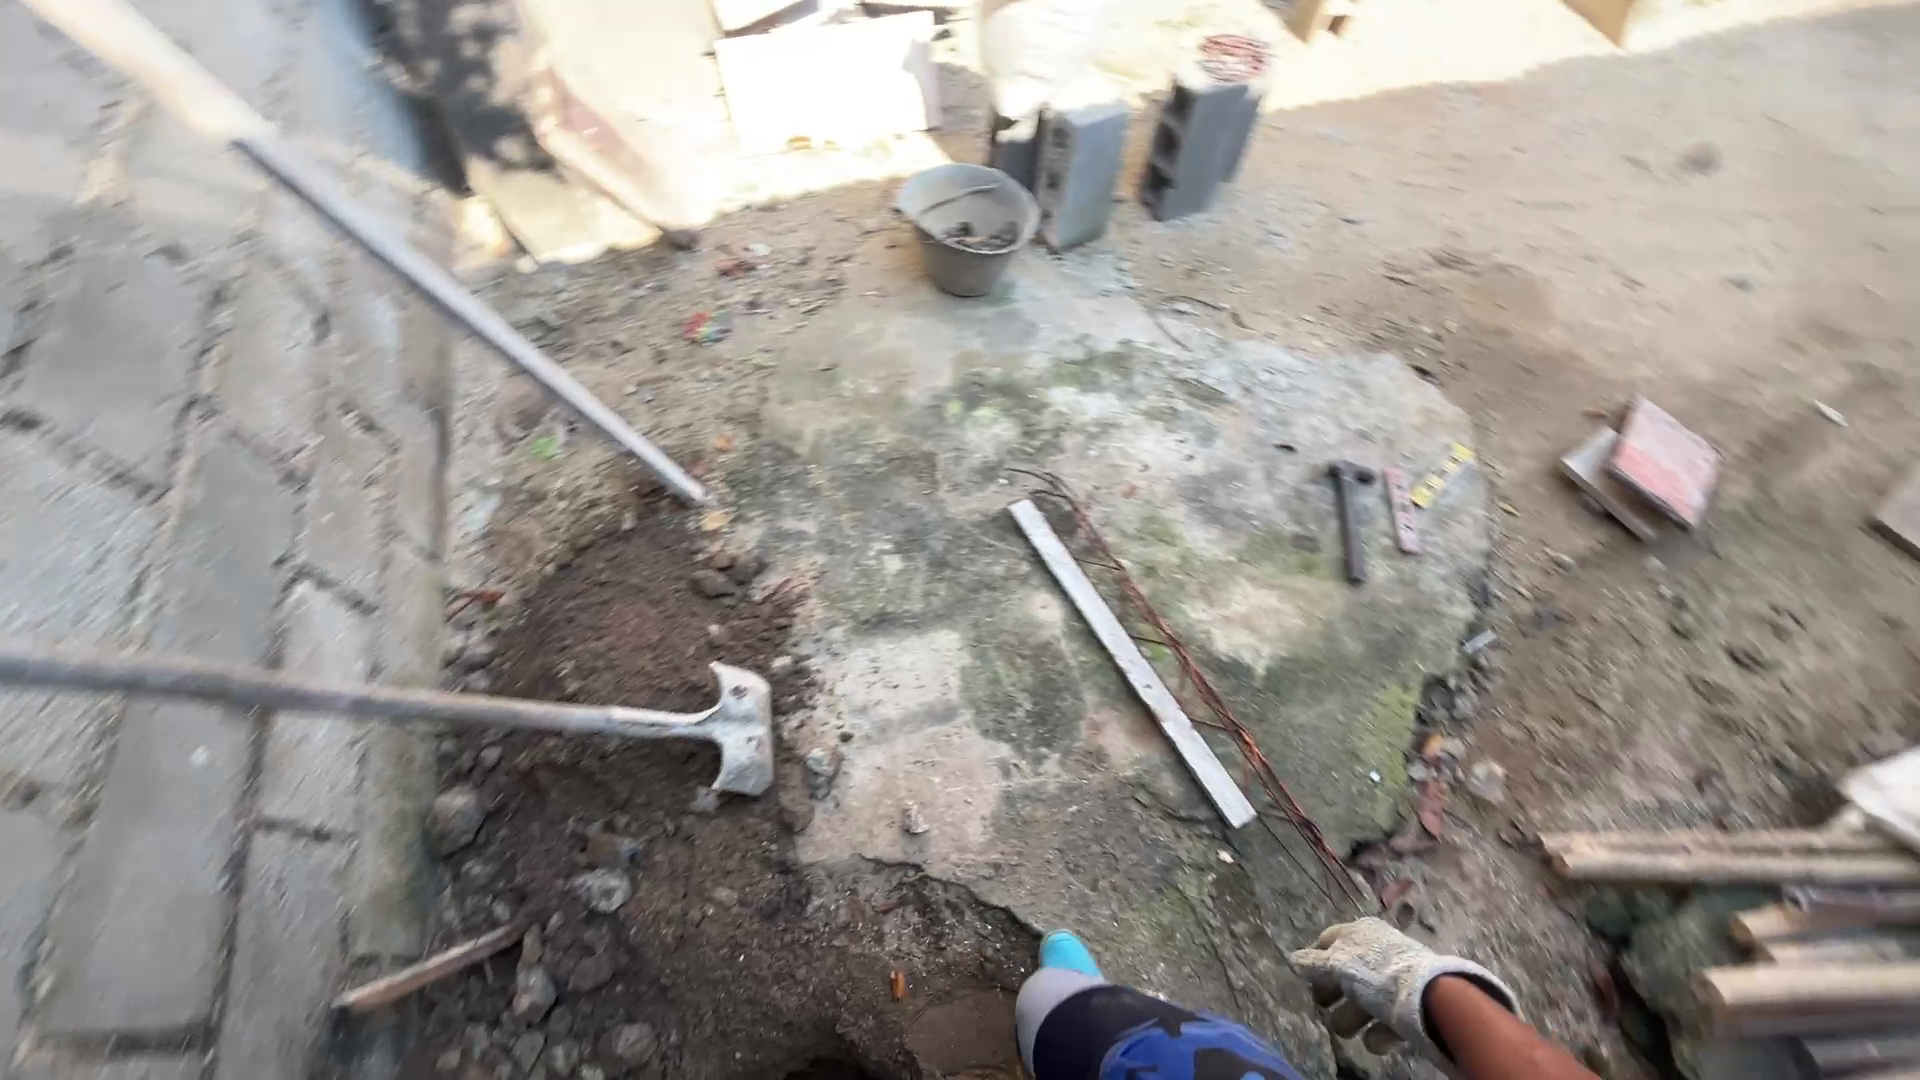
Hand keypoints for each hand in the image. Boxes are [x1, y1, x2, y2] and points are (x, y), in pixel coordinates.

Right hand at [1290, 918, 1518, 1071]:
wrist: (1432, 1001)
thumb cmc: (1377, 973)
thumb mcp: (1337, 965)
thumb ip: (1314, 964)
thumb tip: (1293, 959)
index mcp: (1360, 933)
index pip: (1329, 941)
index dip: (1314, 958)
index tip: (1305, 979)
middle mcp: (1378, 952)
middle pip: (1347, 972)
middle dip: (1333, 993)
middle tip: (1321, 1007)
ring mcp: (1396, 980)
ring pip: (1366, 998)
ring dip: (1352, 1016)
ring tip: (1345, 1032)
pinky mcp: (1413, 1007)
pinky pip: (1389, 1019)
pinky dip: (1378, 1032)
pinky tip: (1372, 1043)